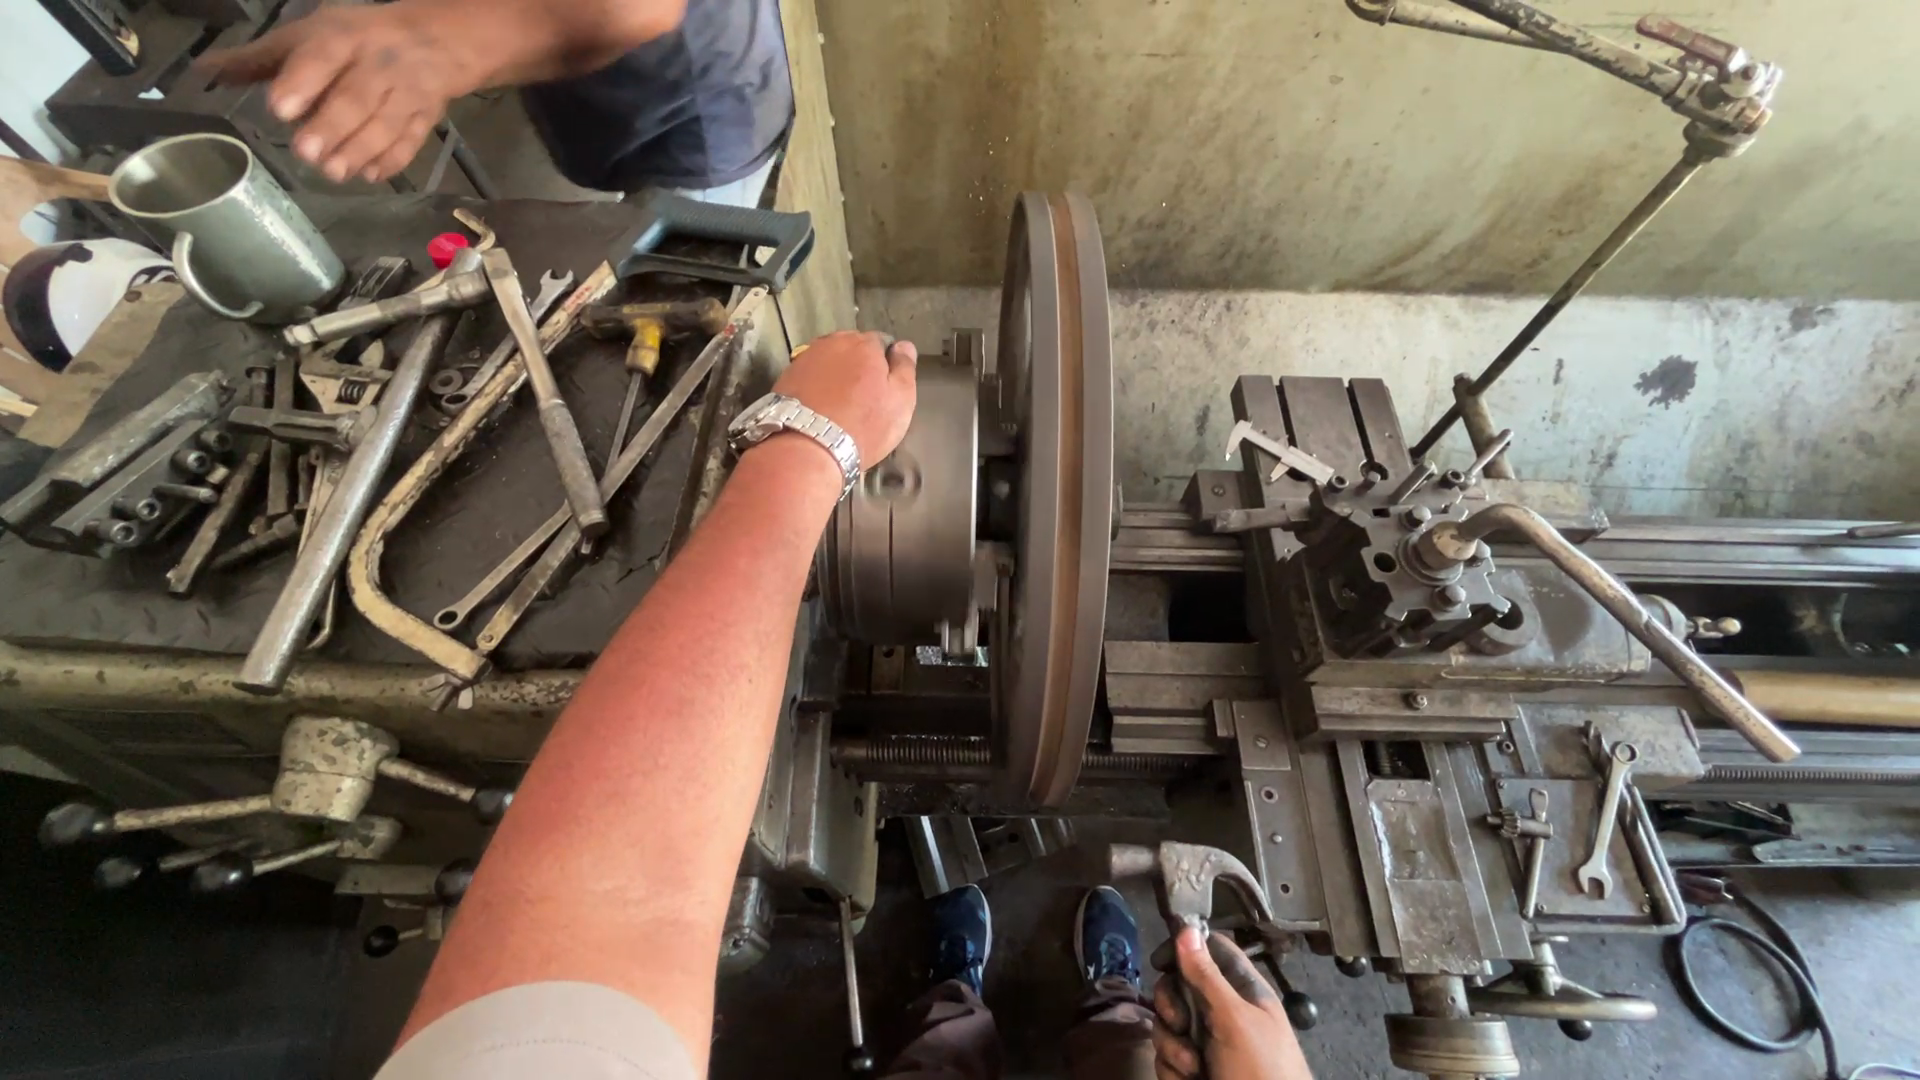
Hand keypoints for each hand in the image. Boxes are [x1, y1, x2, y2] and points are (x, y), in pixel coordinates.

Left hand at [198, 3, 469, 183]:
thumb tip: (204, 71)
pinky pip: (410, 141)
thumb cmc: (359, 39)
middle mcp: (378, 66)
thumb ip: (264, 59)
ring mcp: (407, 95)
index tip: (280, 110)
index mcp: (343, 38)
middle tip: (306, 154)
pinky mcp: (426, 119)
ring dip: (360, 150)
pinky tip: (372, 174)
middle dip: (332, 127)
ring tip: (334, 172)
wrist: (434, 45)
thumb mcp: (309, 35)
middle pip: (356, 100)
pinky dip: (393, 160)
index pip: (321, 59)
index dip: (302, 84)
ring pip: (384, 125)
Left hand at [773, 332, 917, 470]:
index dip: (887, 365)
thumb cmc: (862, 426)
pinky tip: (821, 410)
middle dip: (860, 367)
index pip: (882, 343)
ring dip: (837, 376)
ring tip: (841, 406)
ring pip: (830, 362)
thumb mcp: (901, 400)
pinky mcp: (787, 377)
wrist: (807, 448)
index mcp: (865, 345)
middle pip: (853, 349)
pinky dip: (817, 387)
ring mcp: (806, 358)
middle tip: (864, 400)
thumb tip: (905, 346)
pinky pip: (810, 377)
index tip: (886, 389)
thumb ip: (905, 368)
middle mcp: (833, 343)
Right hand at [1151, 929, 1311, 1079]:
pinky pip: (1166, 1054)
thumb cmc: (1261, 1073)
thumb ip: (1206, 975)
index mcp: (1243, 991)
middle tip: (1179, 1021)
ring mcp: (1207, 1042)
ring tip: (1191, 1066)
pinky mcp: (1192, 1069)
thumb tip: (1185, 927)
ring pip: (1168, 1021)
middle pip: (1180, 983)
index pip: (1210, 948)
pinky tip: (1189, 1079)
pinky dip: (1173, 1068)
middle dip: (1171, 1003)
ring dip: (1172, 1043)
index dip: (1185, 947)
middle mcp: (1222, 1010)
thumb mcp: (1234, 1020)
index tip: (1163, 961)